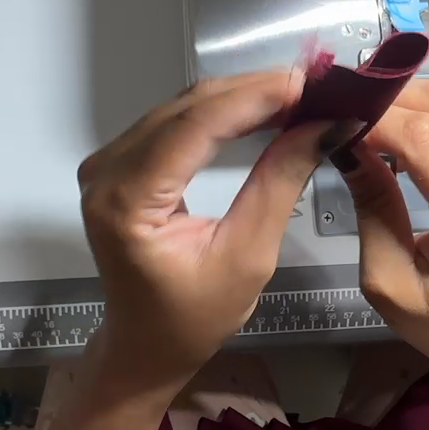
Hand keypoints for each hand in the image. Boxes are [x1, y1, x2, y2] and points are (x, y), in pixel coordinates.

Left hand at [79, 71, 327, 401]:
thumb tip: (322, 126)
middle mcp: (105, 173)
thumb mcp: (248, 256)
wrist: (146, 345)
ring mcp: (106, 165)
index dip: (252, 98)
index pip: (193, 128)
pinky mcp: (118, 165)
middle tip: (314, 87)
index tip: (307, 84)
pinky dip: (219, 114)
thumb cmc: (195, 317)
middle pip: (185, 110)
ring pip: (180, 109)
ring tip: (296, 96)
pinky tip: (259, 110)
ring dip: (239, 98)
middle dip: (251, 92)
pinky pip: (173, 124)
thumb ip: (278, 183)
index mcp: (126, 203)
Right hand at [336, 79, 428, 397]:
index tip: (333, 125)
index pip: (426, 141)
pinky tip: (394, 131)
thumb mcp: (388, 282)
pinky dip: (425, 109)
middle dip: (391, 101)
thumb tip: (345, 144)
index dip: (376, 122)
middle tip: (347, 119)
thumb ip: (372, 209)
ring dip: (409, 99)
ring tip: (368, 123)